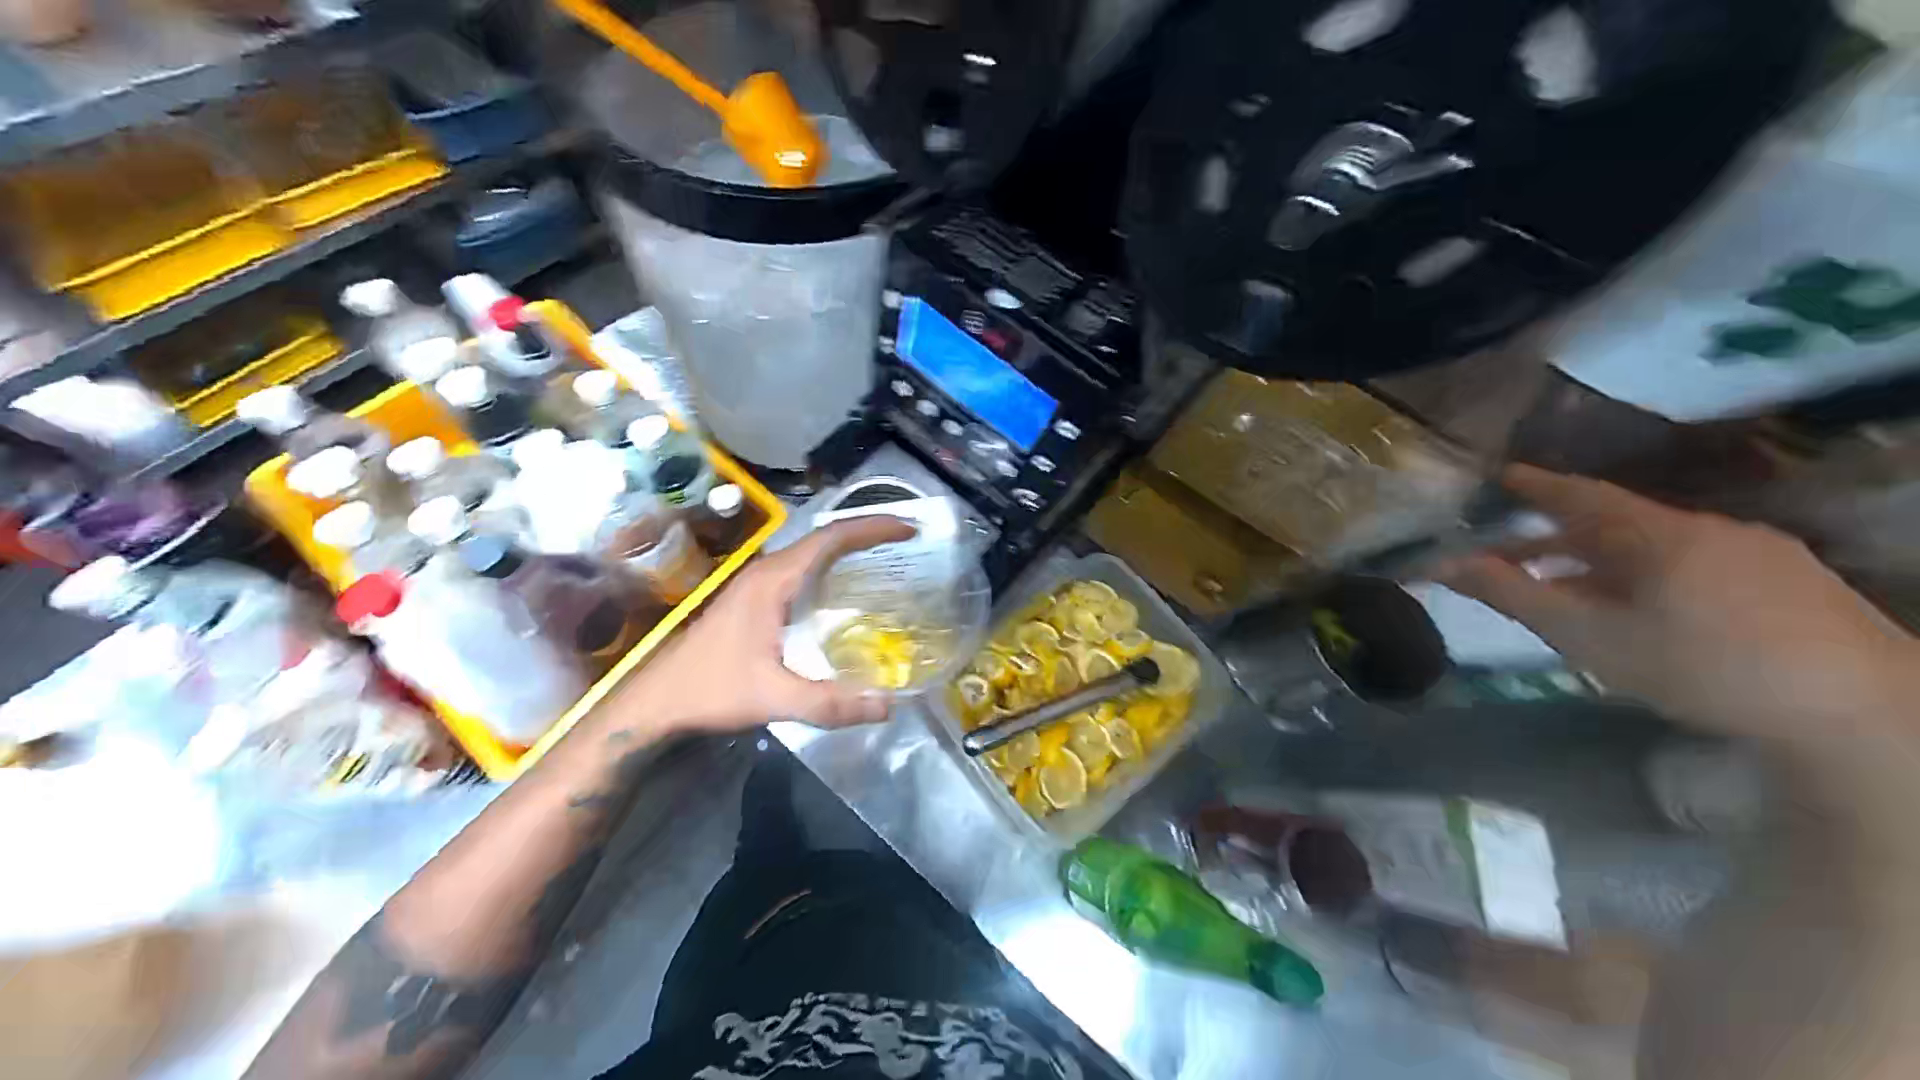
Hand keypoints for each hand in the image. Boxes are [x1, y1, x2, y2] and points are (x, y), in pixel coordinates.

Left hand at [606, 516, 916, 735]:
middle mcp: (766, 572)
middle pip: (824, 539)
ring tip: (887, 559)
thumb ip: (829, 703)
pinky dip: (831, 570)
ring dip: (849, 550)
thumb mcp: (773, 698)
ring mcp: (757, 585)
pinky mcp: (754, 600)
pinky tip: (847, 594)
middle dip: (867, 534)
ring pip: (812, 554)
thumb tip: (887, 706)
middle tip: (907, 542)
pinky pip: (803, 572)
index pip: (830, 539)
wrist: (656, 701)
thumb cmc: (709, 690)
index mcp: (772, 581)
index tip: (908, 530)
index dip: (871, 528)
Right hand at [1435, 465, 1917, 744]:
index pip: (1581, 494)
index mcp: (1659, 534)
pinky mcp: (1795, 583)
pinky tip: (1646, 608)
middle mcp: (1710, 530)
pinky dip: (1651, 574)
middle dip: (1558, 539)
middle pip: (1615, 524)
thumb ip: (1512, 594)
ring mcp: (1761, 554)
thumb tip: (1442, 563)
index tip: (1500, 475)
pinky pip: (1698, 563)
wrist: (1862, 717)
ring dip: (1603, 561)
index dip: (1535, 485)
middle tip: (1514, 558)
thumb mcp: (1586, 634)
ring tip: (1571, 590)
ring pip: (1657, 546)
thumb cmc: (1699, 667)